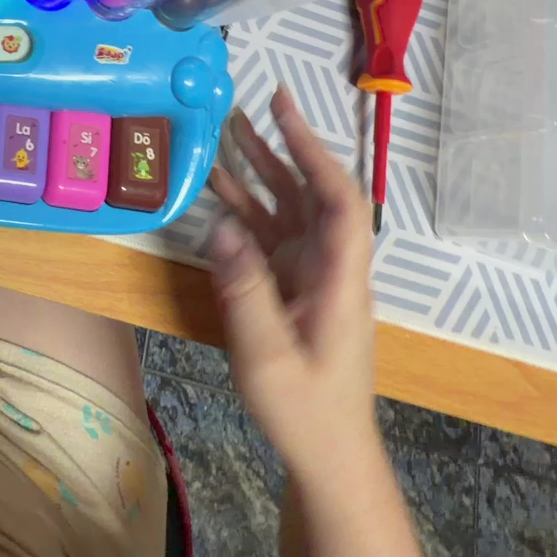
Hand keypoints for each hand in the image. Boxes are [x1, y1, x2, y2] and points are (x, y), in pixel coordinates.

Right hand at [207, 86, 378, 478]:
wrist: (325, 452)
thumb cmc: (305, 408)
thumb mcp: (269, 354)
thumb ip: (246, 290)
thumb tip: (219, 225)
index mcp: (339, 278)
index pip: (338, 200)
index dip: (314, 152)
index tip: (286, 112)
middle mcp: (328, 265)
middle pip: (310, 194)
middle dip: (284, 146)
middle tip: (250, 105)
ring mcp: (308, 274)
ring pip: (287, 209)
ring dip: (260, 171)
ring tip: (227, 132)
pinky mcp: (289, 285)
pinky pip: (267, 234)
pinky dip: (244, 207)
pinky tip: (217, 186)